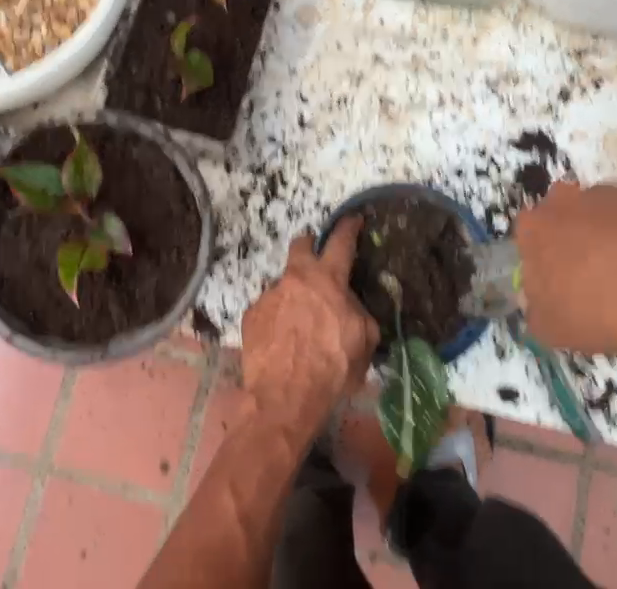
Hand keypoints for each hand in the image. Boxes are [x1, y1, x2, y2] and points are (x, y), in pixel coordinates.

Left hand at [240, 216, 379, 433]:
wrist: (285, 397)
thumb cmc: (332, 368)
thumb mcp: (364, 341)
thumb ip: (359, 313)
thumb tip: (349, 305)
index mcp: (327, 280)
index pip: (341, 242)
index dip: (348, 227)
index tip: (353, 219)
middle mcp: (295, 279)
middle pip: (301, 245)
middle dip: (310, 245)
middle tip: (317, 258)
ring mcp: (269, 295)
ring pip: (284, 283)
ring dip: (294, 294)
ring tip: (300, 324)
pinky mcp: (251, 315)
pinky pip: (269, 308)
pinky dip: (278, 318)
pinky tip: (283, 341)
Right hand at [516, 184, 616, 355]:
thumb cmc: (600, 310)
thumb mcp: (551, 329)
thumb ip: (537, 310)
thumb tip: (540, 304)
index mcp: (534, 227)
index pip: (530, 237)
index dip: (545, 261)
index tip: (561, 284)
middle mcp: (566, 199)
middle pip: (566, 216)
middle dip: (577, 239)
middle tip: (595, 275)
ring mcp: (612, 193)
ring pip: (606, 212)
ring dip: (613, 234)